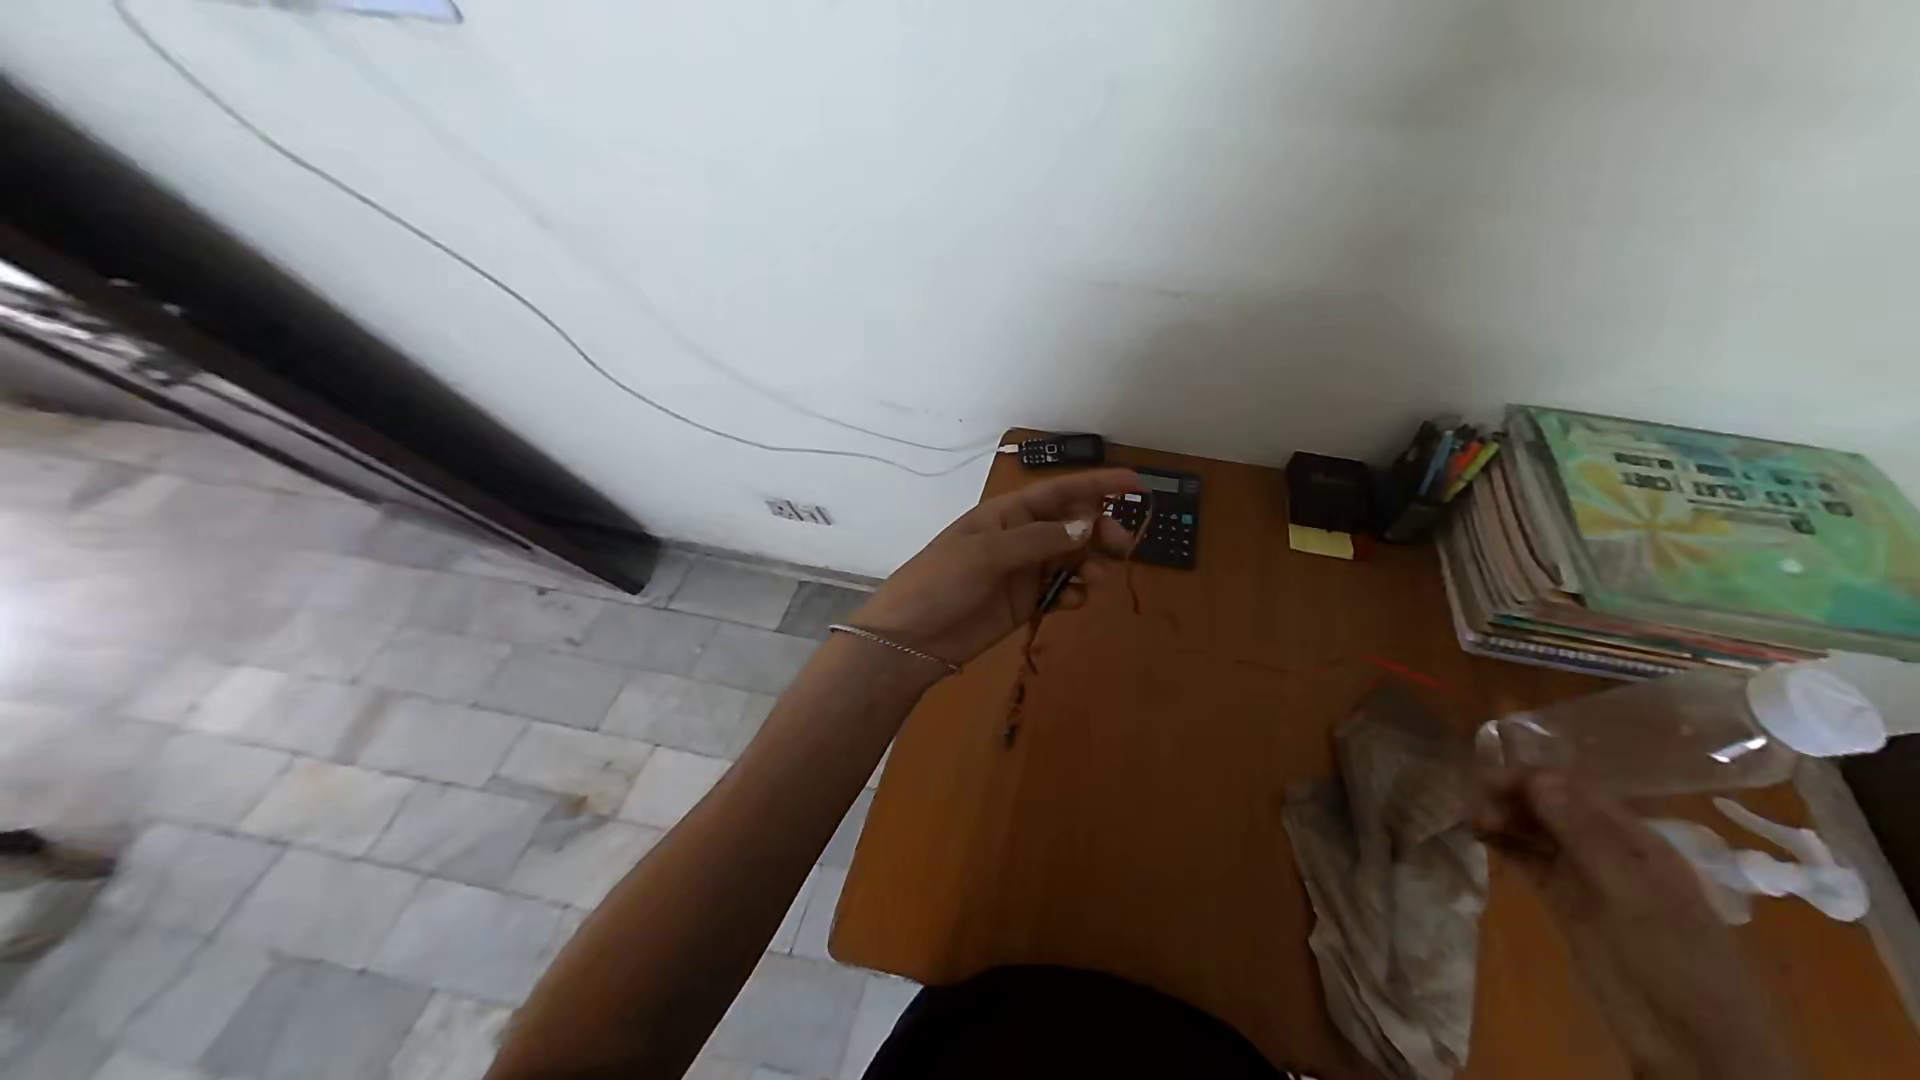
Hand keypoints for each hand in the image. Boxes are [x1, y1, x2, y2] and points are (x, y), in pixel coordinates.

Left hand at [849, 468, 1141, 666]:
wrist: (910, 640)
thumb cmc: (940, 583)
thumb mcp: (985, 554)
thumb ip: (1038, 540)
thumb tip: (1088, 524)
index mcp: (1006, 515)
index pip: (1058, 492)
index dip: (1097, 485)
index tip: (1136, 484)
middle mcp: (1019, 538)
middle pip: (1072, 525)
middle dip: (1099, 531)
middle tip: (1121, 547)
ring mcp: (1023, 571)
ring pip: (1072, 559)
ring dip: (1091, 564)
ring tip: (1095, 580)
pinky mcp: (1025, 603)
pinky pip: (1060, 590)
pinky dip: (1073, 592)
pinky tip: (1072, 601)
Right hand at [1477, 773, 1801, 1079]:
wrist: (1694, 1043)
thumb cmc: (1677, 960)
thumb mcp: (1632, 895)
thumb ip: (1584, 834)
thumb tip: (1538, 776)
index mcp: (1636, 841)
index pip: (1574, 791)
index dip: (1531, 778)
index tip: (1486, 779)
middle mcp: (1607, 850)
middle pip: (1550, 807)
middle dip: (1509, 797)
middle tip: (1470, 802)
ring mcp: (1584, 877)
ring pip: (1534, 832)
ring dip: (1501, 818)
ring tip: (1468, 819)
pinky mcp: (1564, 901)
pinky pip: (1528, 861)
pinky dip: (1502, 844)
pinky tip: (1477, 836)